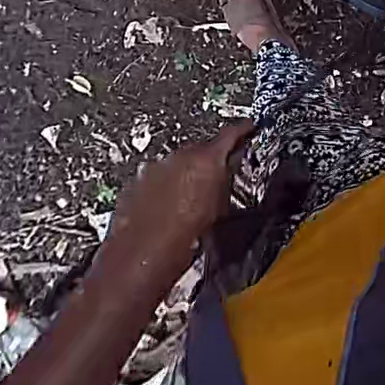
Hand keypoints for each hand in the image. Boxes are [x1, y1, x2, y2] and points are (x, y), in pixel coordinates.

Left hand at [99, 122, 251, 286]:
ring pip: (178, 163)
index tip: (248, 127)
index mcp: (206, 158)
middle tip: (217, 178)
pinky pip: (157, 177)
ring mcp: (154, 167)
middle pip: (201, 149)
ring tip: (190, 199)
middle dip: (210, 160)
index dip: (243, 130)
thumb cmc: (184, 236)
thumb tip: (230, 168)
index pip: (231, 133)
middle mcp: (178, 156)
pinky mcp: (136, 182)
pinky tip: (168, 207)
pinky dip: (164, 186)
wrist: (142, 256)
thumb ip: (227, 178)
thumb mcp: (221, 206)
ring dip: (185, 174)